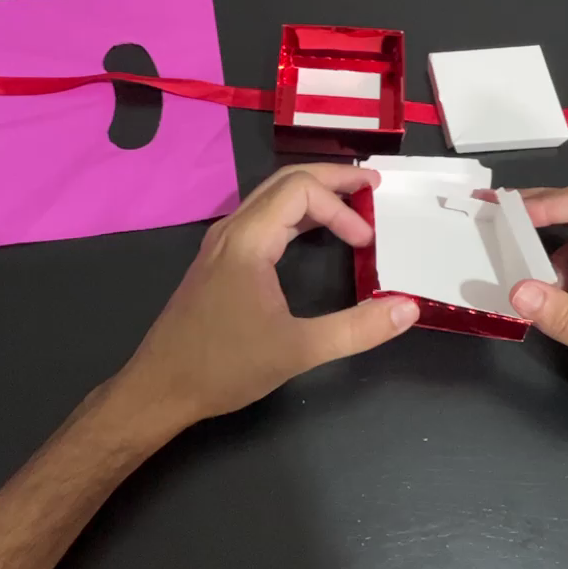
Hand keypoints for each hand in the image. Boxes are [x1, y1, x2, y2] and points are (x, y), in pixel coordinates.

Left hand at [109, 164, 418, 434]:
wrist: (160, 387)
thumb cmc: (223, 366)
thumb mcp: (297, 350)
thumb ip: (356, 329)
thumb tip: (407, 309)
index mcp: (247, 240)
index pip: (301, 190)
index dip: (342, 206)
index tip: (368, 239)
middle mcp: (231, 231)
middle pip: (285, 182)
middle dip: (331, 181)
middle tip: (372, 188)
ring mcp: (220, 245)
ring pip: (270, 200)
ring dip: (311, 198)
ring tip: (350, 208)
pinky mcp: (217, 262)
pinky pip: (260, 220)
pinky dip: (293, 216)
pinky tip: (311, 236)